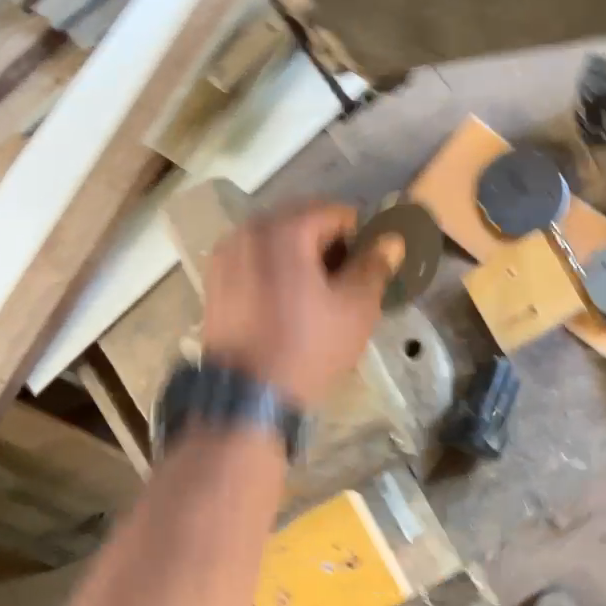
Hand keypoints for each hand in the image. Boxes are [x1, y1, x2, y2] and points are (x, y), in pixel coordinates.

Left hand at [201, 203, 403, 406]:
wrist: (249, 394)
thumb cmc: (310, 346)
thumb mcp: (357, 307)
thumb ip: (375, 266)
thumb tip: (390, 241)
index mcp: (285, 229)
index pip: (337, 212)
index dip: (362, 236)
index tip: (373, 266)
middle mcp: (249, 229)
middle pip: (303, 222)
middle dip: (331, 246)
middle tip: (350, 282)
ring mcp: (226, 254)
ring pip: (278, 243)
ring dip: (304, 259)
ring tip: (321, 297)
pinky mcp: (215, 281)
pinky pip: (256, 262)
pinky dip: (278, 272)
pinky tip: (291, 305)